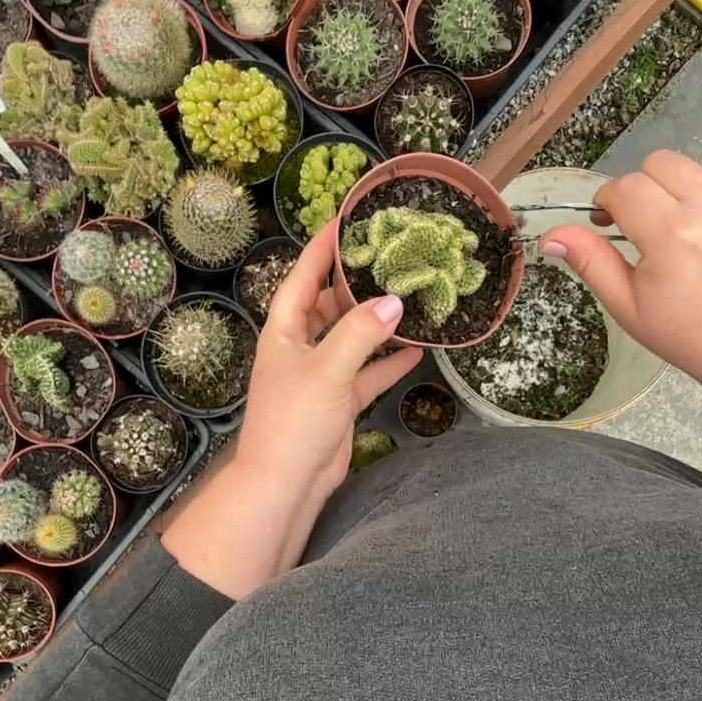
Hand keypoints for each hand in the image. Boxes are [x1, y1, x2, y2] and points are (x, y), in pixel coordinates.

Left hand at [161, 227, 420, 598]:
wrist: (286, 483)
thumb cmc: (294, 421)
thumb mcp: (327, 371)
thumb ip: (360, 334)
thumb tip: (394, 302)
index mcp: (284, 331)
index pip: (303, 276)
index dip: (322, 247)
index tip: (347, 218)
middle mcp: (300, 347)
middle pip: (331, 304)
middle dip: (359, 284)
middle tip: (393, 260)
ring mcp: (321, 375)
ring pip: (353, 339)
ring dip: (379, 325)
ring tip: (412, 301)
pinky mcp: (339, 401)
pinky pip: (367, 373)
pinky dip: (389, 363)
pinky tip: (417, 351)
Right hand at [539, 150, 701, 446]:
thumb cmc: (685, 332)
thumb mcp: (627, 305)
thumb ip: (591, 262)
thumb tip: (551, 236)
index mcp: (672, 236)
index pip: (625, 186)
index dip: (610, 202)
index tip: (612, 222)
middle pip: (661, 163)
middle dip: (646, 188)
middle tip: (650, 225)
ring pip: (699, 167)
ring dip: (685, 191)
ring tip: (691, 232)